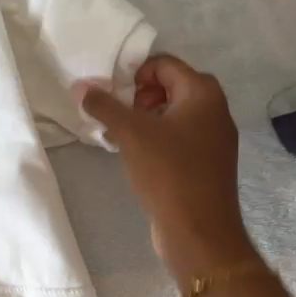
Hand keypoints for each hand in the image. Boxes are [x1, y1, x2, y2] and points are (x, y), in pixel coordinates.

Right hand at [77, 54, 254, 280]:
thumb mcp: (129, 133)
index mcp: (203, 94)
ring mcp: (215, 138)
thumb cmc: (168, 172)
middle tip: (118, 113)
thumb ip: (103, 105)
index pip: (164, 64)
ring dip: (145, 116)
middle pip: (171, 85)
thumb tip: (80, 86)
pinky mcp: (209, 162)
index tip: (113, 94)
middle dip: (139, 94)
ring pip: (174, 112)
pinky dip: (157, 136)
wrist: (200, 233)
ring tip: (121, 134)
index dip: (134, 72)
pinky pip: (180, 135)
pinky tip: (136, 154)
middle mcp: (215, 110)